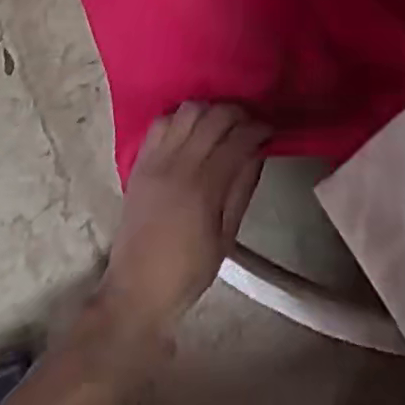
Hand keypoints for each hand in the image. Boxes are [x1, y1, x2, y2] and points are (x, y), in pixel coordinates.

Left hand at [99, 101, 269, 322]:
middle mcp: (178, 166)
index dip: (260, 128)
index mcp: (203, 188)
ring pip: (188, 110)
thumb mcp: (228, 235)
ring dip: (210, 112)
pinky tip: (192, 134)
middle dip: (240, 113)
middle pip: (215, 116)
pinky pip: (160, 123)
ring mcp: (155, 162)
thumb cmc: (188, 271)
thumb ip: (243, 187)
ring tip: (220, 127)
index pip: (239, 138)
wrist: (134, 293)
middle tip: (250, 126)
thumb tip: (258, 151)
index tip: (270, 131)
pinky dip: (181, 120)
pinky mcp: (139, 165)